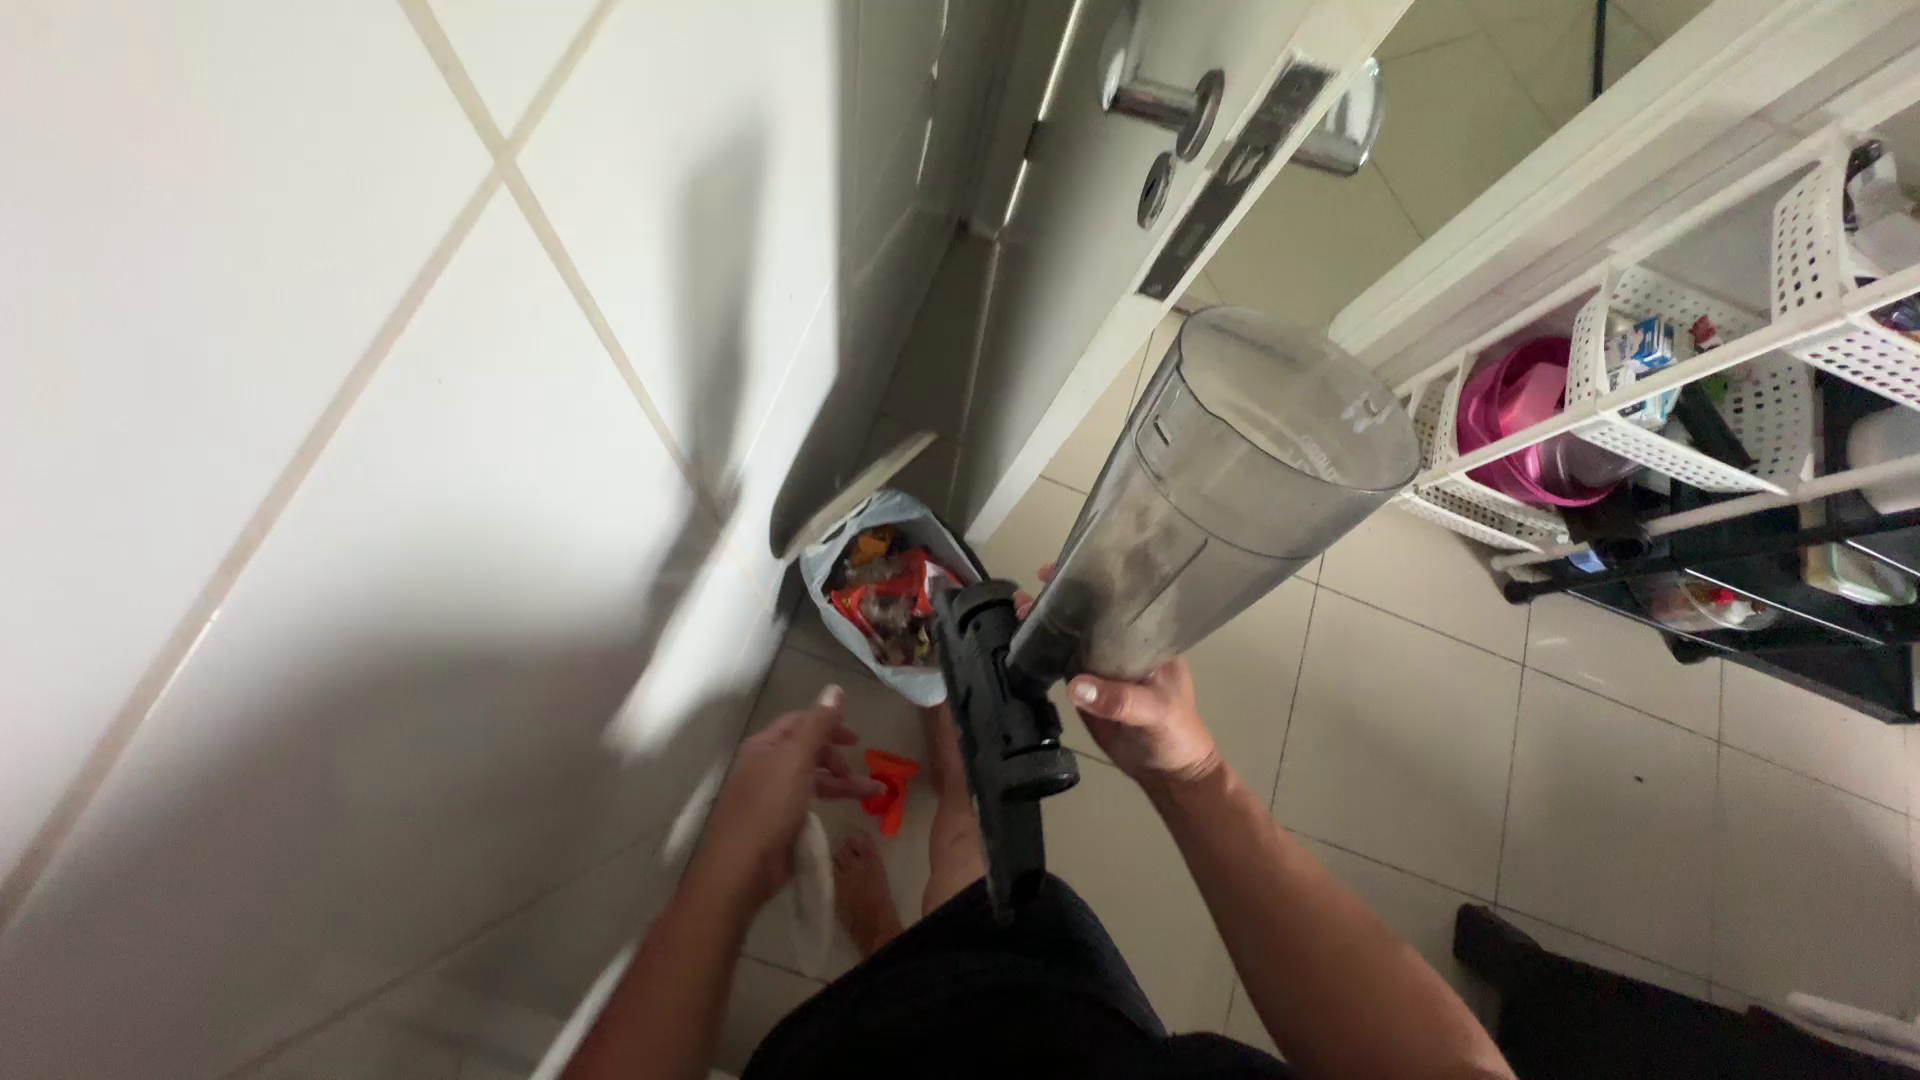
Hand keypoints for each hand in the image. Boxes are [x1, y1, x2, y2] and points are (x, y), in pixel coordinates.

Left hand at [691, 685, 884, 908]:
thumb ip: (818, 724)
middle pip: (806, 750)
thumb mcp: (797, 758)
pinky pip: (810, 801)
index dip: (827, 723)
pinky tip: (849, 807)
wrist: (741, 868)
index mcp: (764, 746)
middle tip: (858, 764)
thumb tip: (835, 688)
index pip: (799, 722)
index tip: (855, 735)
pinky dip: (831, 800)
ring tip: (873, 792)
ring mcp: (770, 796)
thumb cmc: (769, 806)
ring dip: (842, 781)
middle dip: (836, 755)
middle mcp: (764, 766)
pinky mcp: (778, 822)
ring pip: (812, 778)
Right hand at [1032, 563, 1219, 786]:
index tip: (1070, 568)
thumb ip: (1119, 700)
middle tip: (1034, 582)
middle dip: (1063, 595)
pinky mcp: (1086, 684)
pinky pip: (1061, 661)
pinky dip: (1042, 648)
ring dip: (1048, 618)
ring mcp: (1102, 663)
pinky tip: (1021, 637)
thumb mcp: (1155, 712)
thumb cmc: (1175, 733)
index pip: (1122, 601)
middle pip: (1091, 612)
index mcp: (1148, 639)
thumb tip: (1076, 686)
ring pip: (1072, 633)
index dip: (1096, 582)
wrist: (1166, 773)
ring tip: (1020, 605)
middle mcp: (1123, 644)